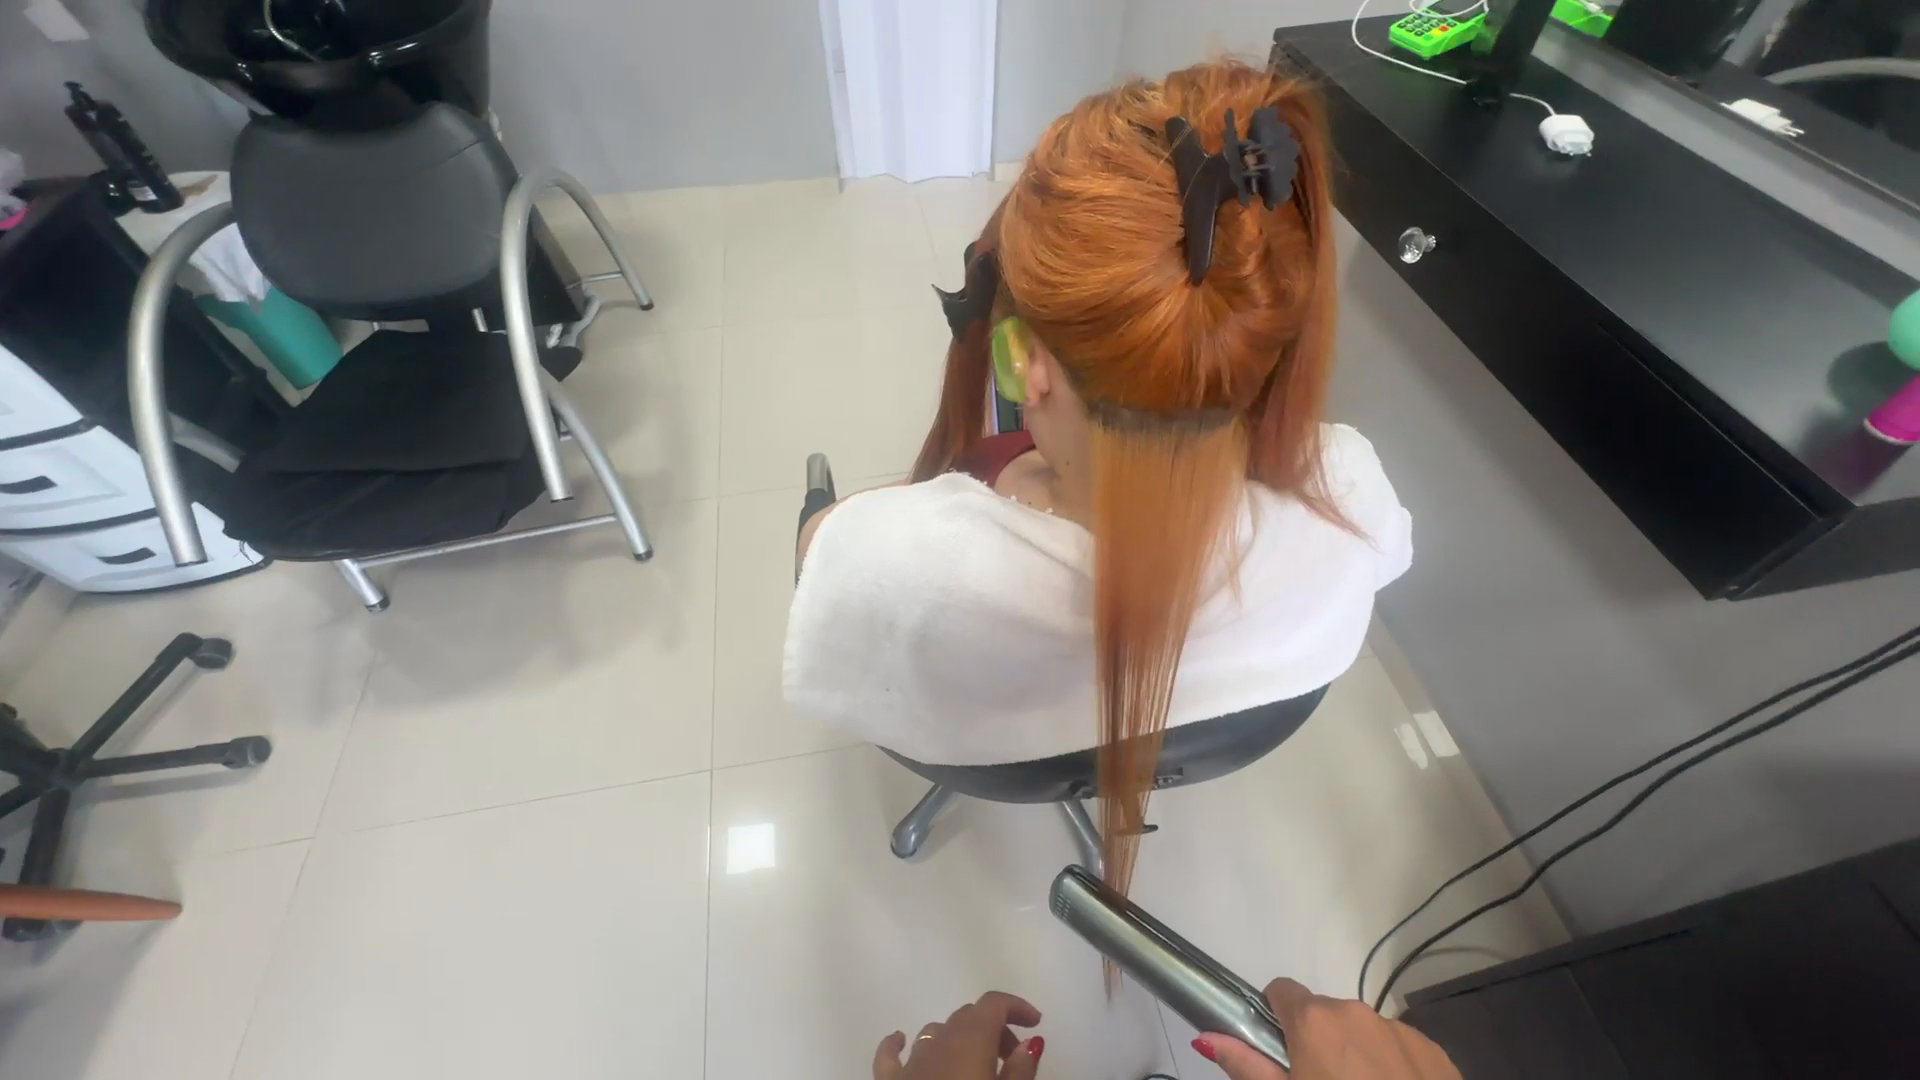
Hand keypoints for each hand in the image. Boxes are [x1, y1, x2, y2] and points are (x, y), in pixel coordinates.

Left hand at [874, 991, 1045, 1079]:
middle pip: (970, 1017)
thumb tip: (1030, 1043)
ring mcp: (912, 1060)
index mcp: (971, 1039)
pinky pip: (890, 1054)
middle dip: (994, 1030)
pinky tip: (900, 1041)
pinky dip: (898, 1043)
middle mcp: (940, 1039)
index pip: (994, 1003)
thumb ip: (1020, 1070)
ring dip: (960, 1041)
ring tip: (976, 1068)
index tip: (1035, 1023)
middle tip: (1012, 1059)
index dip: (1016, 1006)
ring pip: (937, 1032)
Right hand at [1193, 979, 1459, 1079]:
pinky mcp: (1436, 1052)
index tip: (1283, 1053)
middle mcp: (1354, 1010)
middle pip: (1323, 1014)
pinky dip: (1393, 1068)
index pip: (1280, 990)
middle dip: (1318, 1043)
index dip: (1277, 1020)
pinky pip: (1400, 1048)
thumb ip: (1246, 1065)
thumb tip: (1203, 1035)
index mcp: (1314, 1019)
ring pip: (1363, 1032)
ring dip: (1357, 1056)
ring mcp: (1399, 1029)